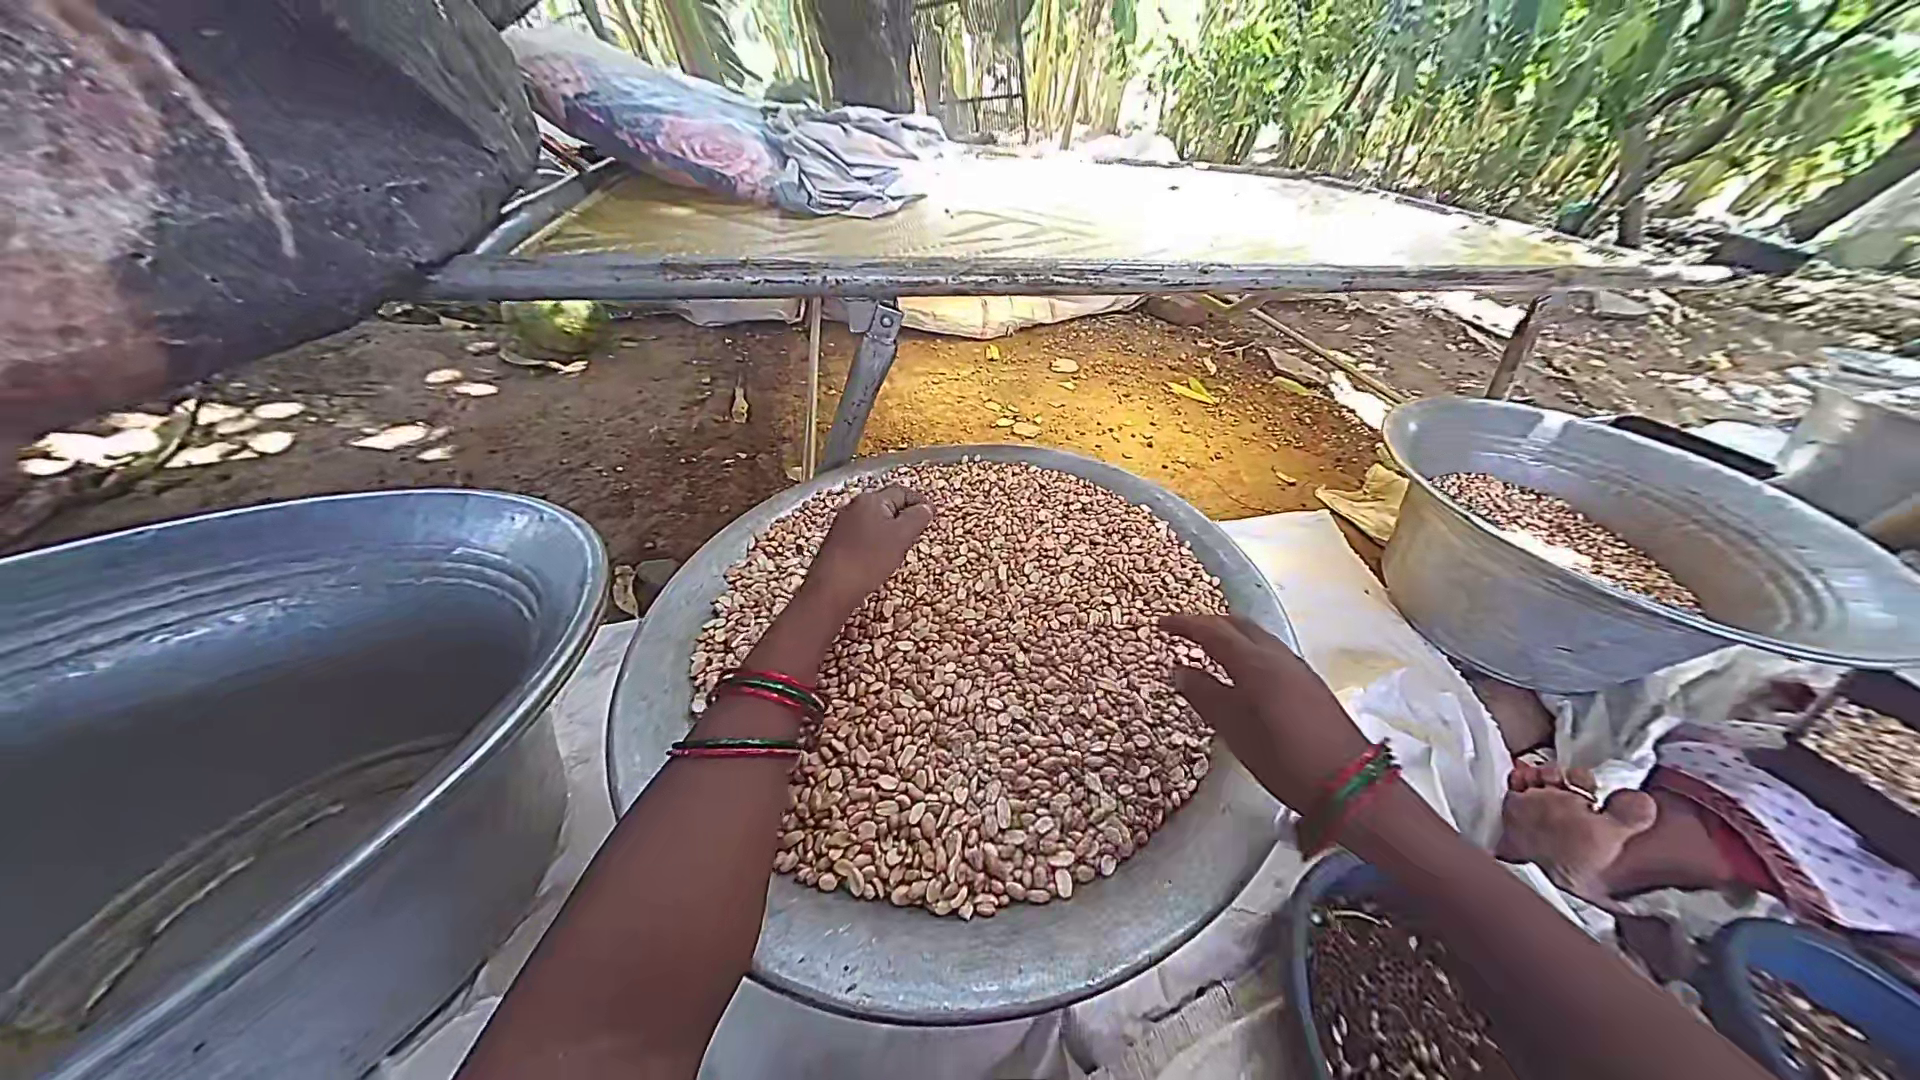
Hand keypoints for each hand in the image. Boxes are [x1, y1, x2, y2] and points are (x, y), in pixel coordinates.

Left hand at [802, 485, 932, 612]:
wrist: (832, 588)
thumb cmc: (869, 559)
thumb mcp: (901, 536)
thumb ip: (917, 518)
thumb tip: (926, 507)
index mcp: (870, 500)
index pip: (902, 492)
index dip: (920, 502)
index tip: (933, 515)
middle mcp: (854, 507)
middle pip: (887, 505)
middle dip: (905, 517)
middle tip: (920, 532)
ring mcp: (843, 525)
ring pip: (875, 521)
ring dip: (891, 531)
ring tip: (902, 547)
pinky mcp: (837, 543)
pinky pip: (864, 536)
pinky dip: (877, 542)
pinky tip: (880, 558)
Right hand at [1160, 614, 1370, 812]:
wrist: (1350, 785)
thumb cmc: (1283, 758)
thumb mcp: (1233, 729)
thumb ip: (1204, 694)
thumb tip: (1179, 671)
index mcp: (1254, 663)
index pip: (1212, 631)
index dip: (1184, 624)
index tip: (1161, 624)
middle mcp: (1276, 656)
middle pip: (1236, 625)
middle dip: (1207, 623)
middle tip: (1182, 631)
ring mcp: (1296, 668)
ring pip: (1255, 635)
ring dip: (1228, 634)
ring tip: (1206, 646)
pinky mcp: (1308, 682)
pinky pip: (1268, 650)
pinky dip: (1245, 648)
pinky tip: (1239, 667)